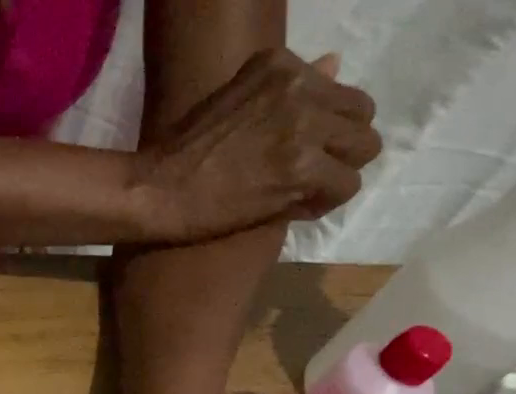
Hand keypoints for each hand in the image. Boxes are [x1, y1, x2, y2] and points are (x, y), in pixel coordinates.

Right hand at [133, 48, 378, 243]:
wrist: (153, 191)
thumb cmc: (180, 154)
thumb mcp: (235, 102)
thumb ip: (286, 87)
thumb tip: (335, 61)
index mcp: (280, 65)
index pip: (337, 92)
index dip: (322, 130)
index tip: (292, 155)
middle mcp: (298, 86)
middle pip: (361, 117)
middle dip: (340, 150)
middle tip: (306, 176)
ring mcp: (301, 127)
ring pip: (362, 150)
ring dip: (336, 176)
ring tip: (301, 194)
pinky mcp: (299, 169)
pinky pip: (345, 185)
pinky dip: (323, 203)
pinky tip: (293, 209)